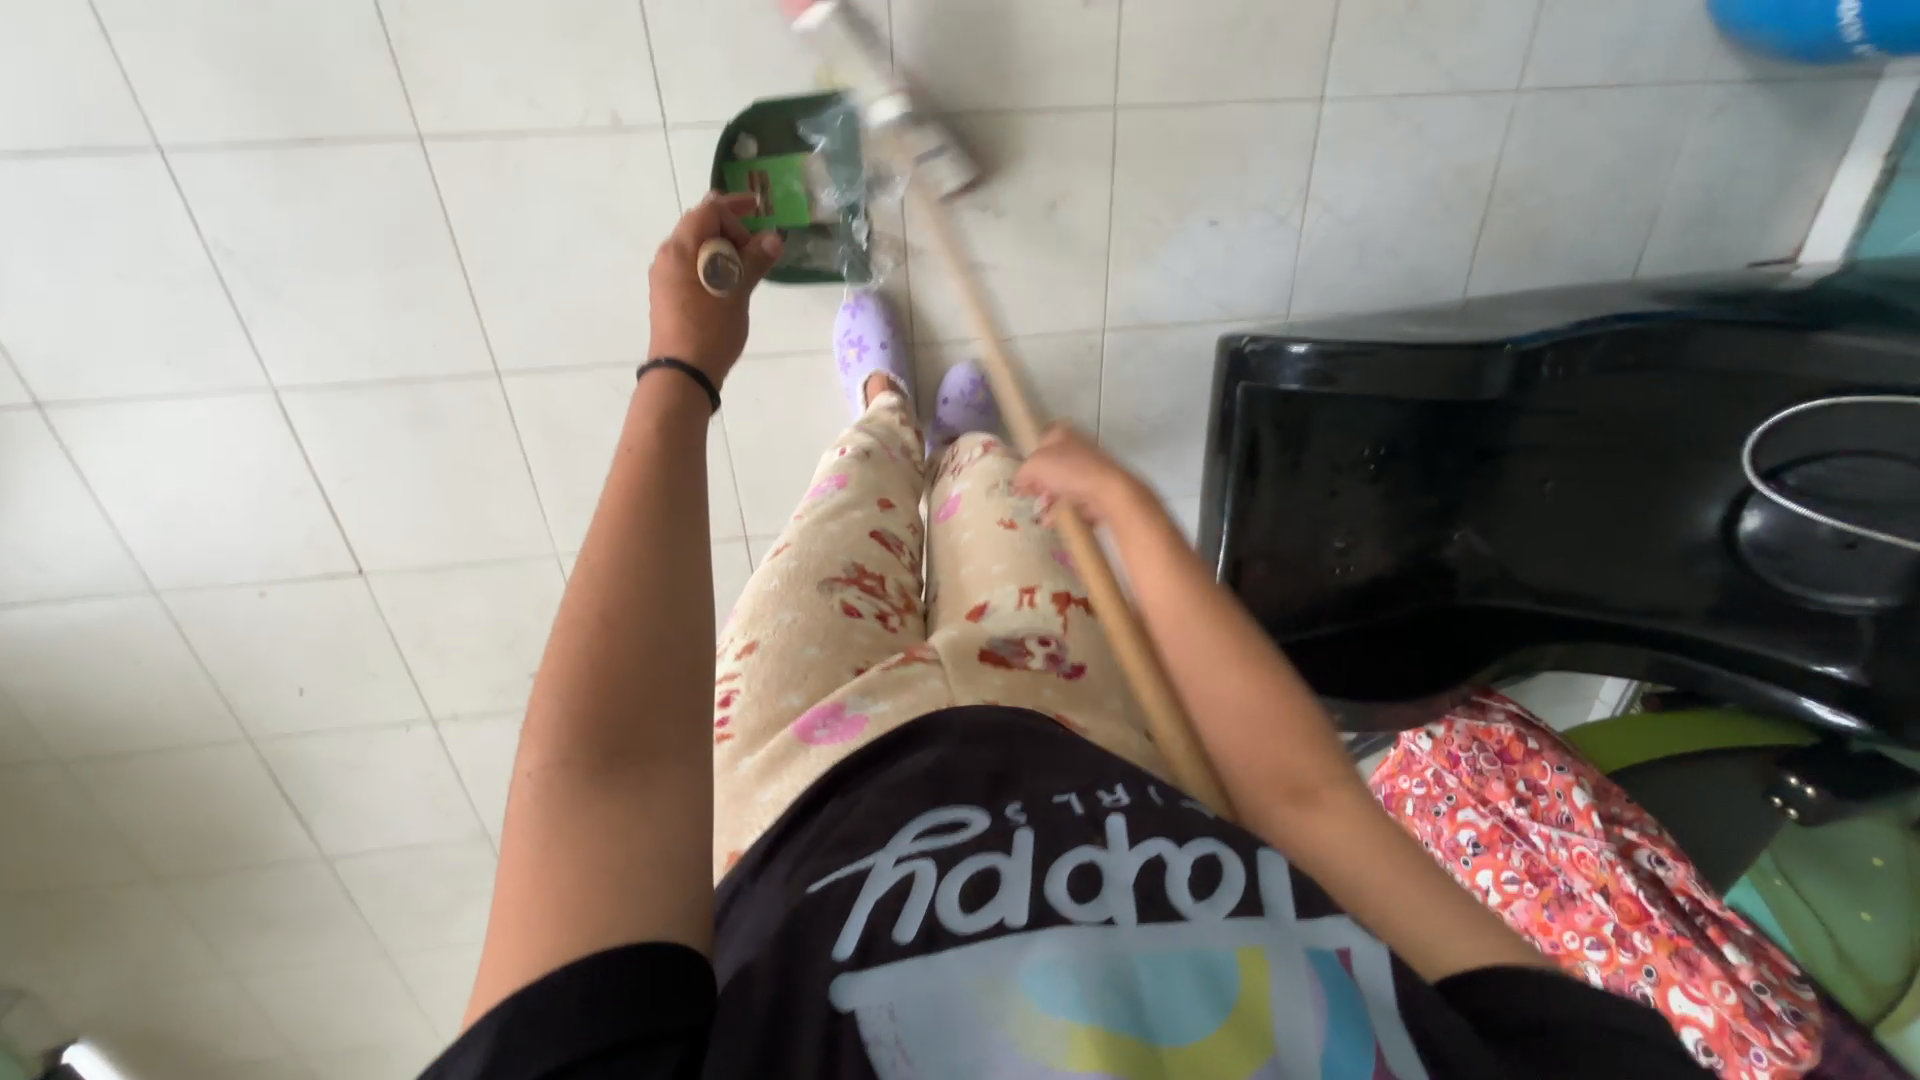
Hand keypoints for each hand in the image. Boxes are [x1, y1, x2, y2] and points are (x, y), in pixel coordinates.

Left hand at [648, 192, 783, 384]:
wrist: (682, 374)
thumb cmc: (710, 330)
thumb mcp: (736, 293)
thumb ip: (754, 261)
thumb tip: (775, 237)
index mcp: (679, 249)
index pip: (708, 211)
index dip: (736, 210)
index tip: (761, 220)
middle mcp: (668, 257)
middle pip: (701, 226)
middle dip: (733, 229)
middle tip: (758, 250)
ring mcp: (667, 277)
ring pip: (698, 249)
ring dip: (726, 250)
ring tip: (749, 270)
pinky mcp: (671, 296)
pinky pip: (694, 268)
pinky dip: (715, 266)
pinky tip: (732, 285)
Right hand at [1014, 424, 1157, 526]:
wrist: (1108, 491)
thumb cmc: (1070, 471)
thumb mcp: (1036, 466)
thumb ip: (1023, 472)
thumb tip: (1018, 482)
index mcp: (1062, 433)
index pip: (1040, 441)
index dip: (1029, 457)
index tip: (1023, 475)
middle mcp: (1077, 446)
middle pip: (1051, 465)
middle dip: (1039, 482)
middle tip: (1030, 495)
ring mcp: (1089, 468)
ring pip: (1062, 484)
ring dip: (1049, 499)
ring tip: (1040, 513)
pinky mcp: (1097, 488)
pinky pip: (1075, 499)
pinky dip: (1063, 509)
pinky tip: (1054, 521)